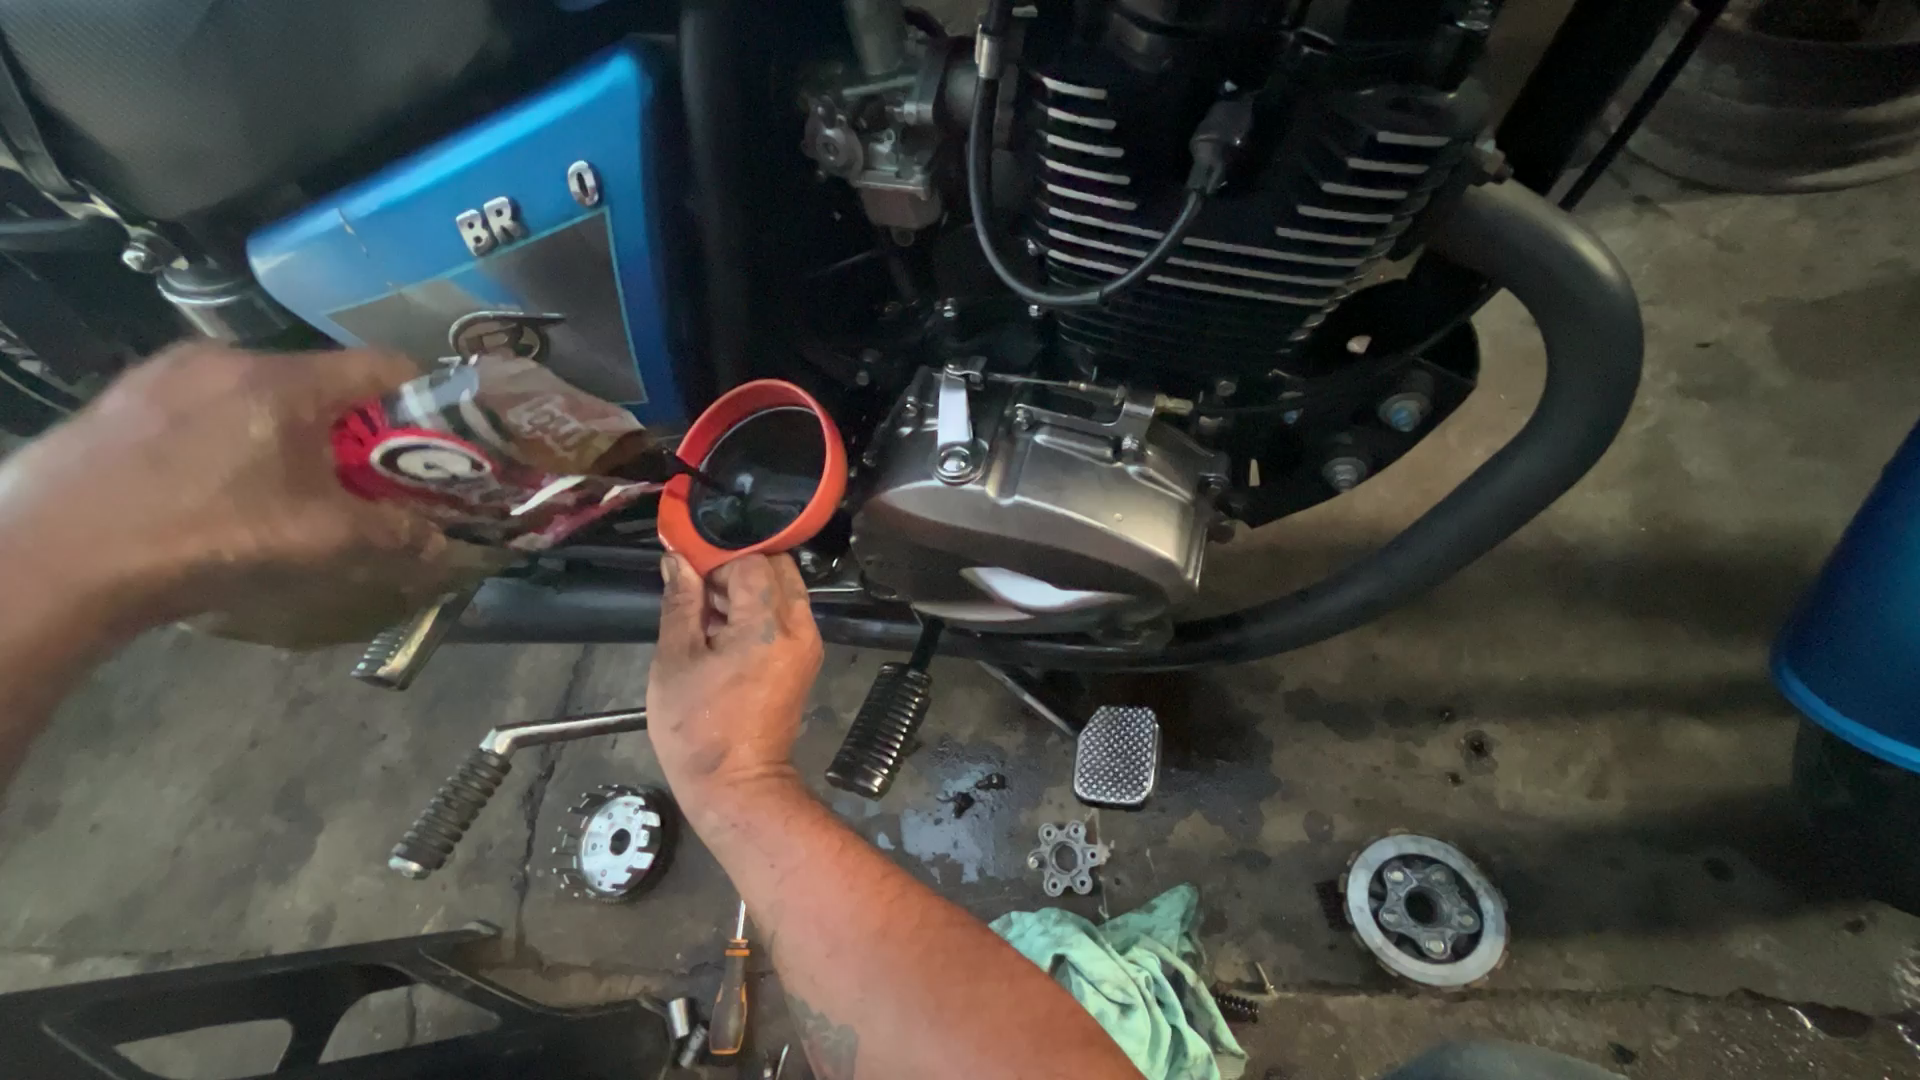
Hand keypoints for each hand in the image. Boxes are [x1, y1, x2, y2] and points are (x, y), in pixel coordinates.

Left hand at [0, 341, 502, 642]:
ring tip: (298, 481)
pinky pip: (210, 402)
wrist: (46, 562)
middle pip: (324, 378)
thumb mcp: (322, 539)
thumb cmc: (205, 537)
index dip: (427, 397)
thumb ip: (397, 534)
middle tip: (371, 472)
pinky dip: (241, 432)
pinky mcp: (118, 398)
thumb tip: (442, 544)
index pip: (385, 364)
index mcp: (281, 380)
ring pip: (265, 389)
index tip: (439, 437)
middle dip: (359, 425)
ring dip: (298, 428)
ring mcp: (161, 374)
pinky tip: (227, 481)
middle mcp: (223, 359)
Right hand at [647, 553, 822, 813]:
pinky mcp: (806, 657)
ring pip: (785, 588)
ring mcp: (809, 643)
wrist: (736, 784)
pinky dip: (760, 609)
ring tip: (708, 612)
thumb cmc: (698, 728)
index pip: (753, 562)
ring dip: (749, 588)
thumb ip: (680, 602)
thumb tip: (677, 560)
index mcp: (770, 626)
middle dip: (738, 568)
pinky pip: (788, 614)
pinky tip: (725, 629)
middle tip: (699, 589)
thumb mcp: (675, 660)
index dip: (718, 561)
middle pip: (778, 567)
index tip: (689, 573)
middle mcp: (801, 627)